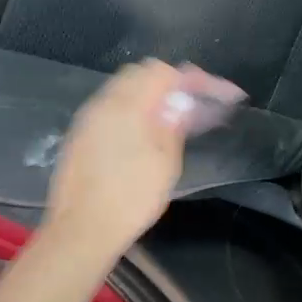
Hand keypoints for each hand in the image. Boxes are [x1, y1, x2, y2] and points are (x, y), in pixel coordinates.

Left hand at [42, 60, 245, 260]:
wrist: (82, 229)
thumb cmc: (131, 198)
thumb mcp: (165, 163)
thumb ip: (173, 125)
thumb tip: (179, 103)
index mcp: (127, 105)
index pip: (165, 73)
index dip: (197, 80)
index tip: (223, 95)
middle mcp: (103, 103)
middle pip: (141, 74)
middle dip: (172, 82)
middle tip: (196, 103)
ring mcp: (86, 119)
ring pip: (121, 90)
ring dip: (149, 95)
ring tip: (173, 117)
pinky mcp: (78, 136)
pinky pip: (108, 108)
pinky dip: (130, 110)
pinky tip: (143, 132)